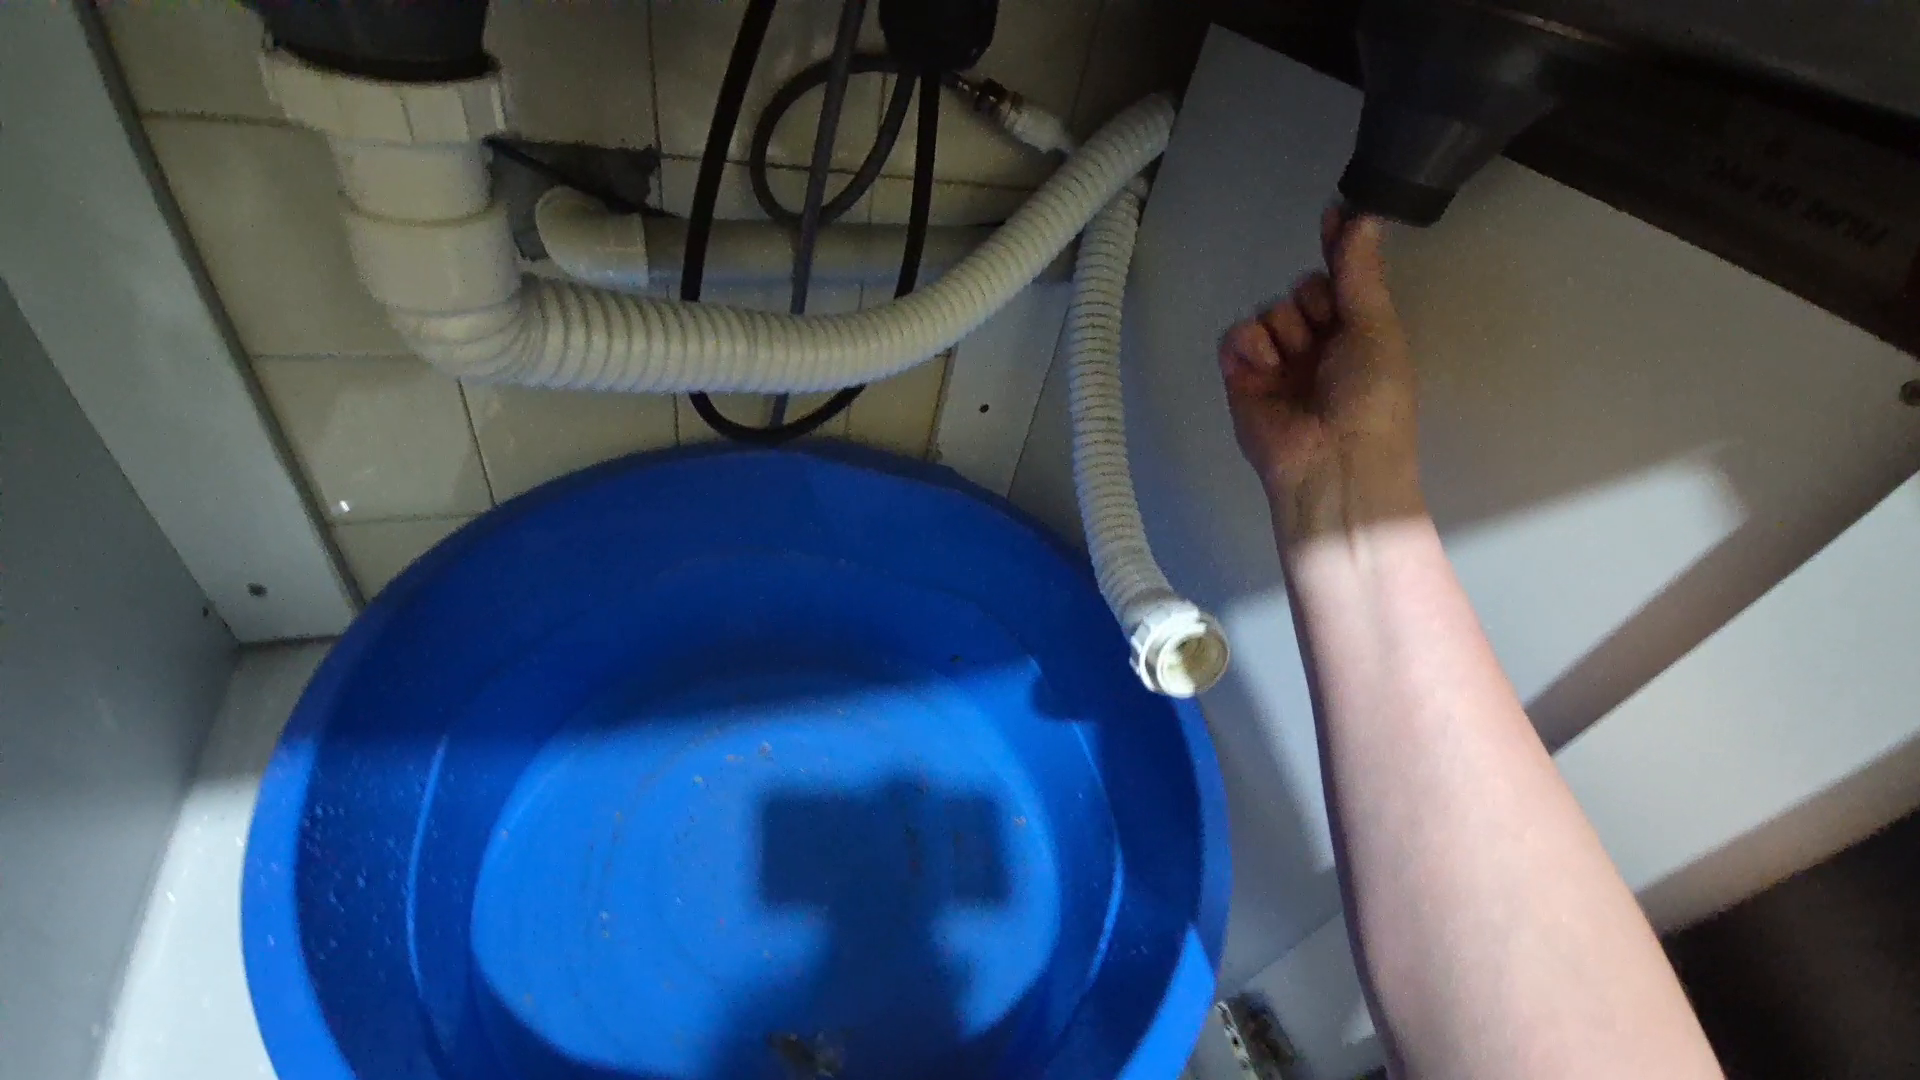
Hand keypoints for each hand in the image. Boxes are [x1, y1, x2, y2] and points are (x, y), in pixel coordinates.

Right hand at [1218, 208, 1422, 540]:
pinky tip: (1263, 365)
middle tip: (1325, 340)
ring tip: (1295, 366)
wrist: (1331, 462)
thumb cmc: (1371, 399)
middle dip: (1313, 306)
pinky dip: (1248, 345)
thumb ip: (1360, 274)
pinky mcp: (1241, 377)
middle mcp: (1316, 344)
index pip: (1342, 278)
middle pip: (1302, 290)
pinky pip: (1237, 335)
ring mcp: (1277, 361)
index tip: (1332, 213)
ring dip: (1285, 330)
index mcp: (1357, 334)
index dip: (1337, 247)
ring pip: (1271, 310)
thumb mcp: (1376, 330)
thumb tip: (1361, 216)